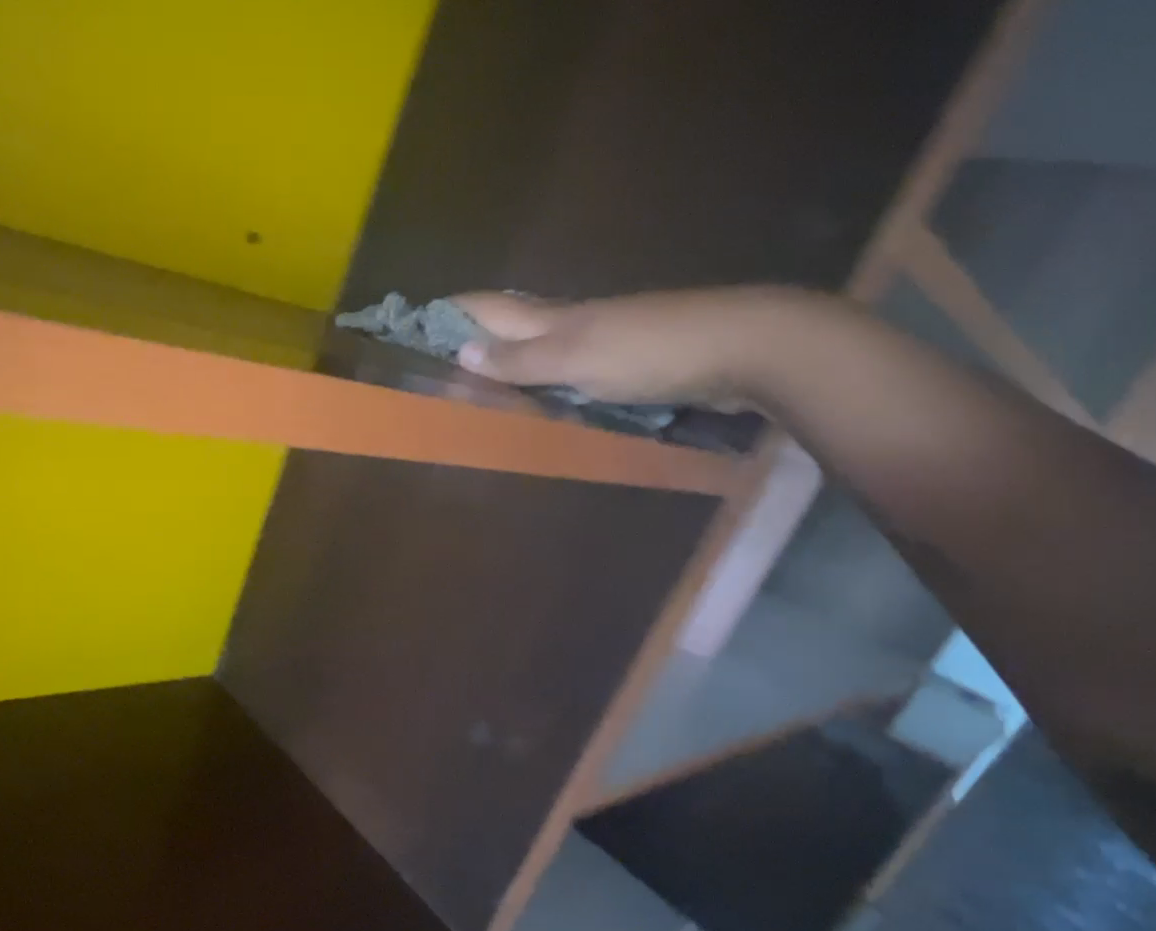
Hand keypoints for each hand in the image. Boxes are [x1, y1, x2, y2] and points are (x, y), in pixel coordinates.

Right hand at [449, 286, 852, 408]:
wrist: (748, 347)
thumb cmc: (652, 351)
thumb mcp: (577, 359)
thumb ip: (520, 361)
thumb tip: (461, 354)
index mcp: (554, 318)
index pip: (486, 307)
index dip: (448, 313)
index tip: (408, 326)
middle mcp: (573, 323)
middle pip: (510, 324)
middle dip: (471, 334)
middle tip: (434, 357)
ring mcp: (603, 341)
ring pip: (541, 347)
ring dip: (508, 359)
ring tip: (476, 381)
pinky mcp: (629, 364)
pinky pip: (571, 371)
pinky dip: (546, 381)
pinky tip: (541, 398)